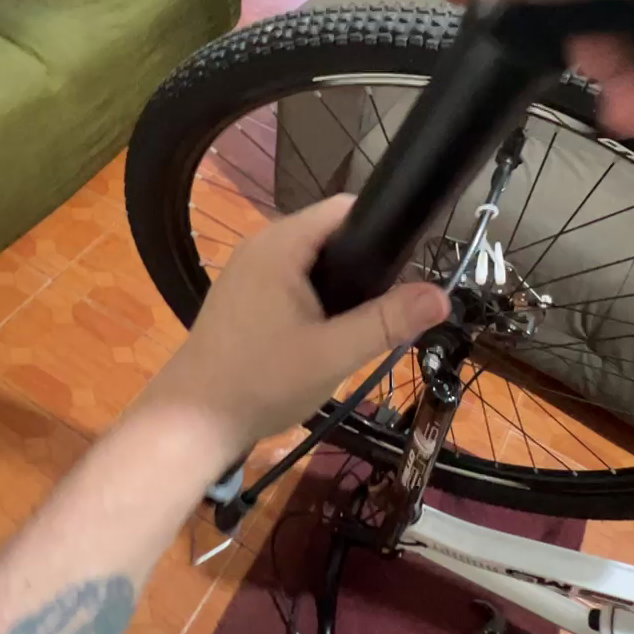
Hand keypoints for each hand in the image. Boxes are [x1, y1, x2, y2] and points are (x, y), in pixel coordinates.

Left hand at [138, 196, 448, 458]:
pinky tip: (329, 328)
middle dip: (365, 260)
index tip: (410, 261)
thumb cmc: (261, 382)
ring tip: (367, 318)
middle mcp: (263, 244)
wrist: (191, 424)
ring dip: (341, 282)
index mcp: (281, 243)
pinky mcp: (243, 293)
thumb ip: (387, 322)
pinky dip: (317, 294)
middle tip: (391, 302)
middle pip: (330, 232)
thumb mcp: (333, 354)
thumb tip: (442, 297)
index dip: (381, 227)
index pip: (344, 208)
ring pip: (312, 258)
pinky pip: (292, 276)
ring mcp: (248, 268)